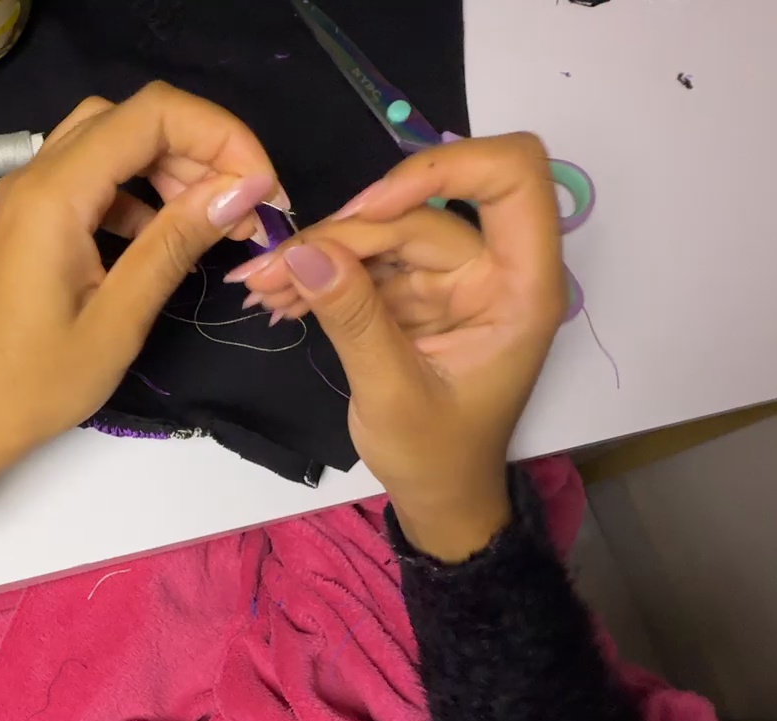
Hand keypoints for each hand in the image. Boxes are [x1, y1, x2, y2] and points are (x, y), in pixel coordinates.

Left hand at [0, 83, 283, 492]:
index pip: (150, 116)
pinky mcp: (26, 225)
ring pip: (107, 148)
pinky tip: (161, 237)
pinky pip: (86, 184)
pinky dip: (132, 197)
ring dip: (165, 171)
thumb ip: (176, 244)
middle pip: (128, 121)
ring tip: (211, 221)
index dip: (219, 136)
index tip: (261, 187)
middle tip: (243, 207)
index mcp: (53, 196)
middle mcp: (33, 179)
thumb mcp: (118, 319)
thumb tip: (242, 188)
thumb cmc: (38, 384)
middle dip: (197, 150)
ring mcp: (24, 200)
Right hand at [231, 134, 567, 559]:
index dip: (440, 170)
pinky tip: (278, 300)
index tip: (365, 211)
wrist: (435, 495)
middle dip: (339, 239)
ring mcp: (446, 284)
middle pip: (415, 217)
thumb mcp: (392, 392)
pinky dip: (320, 281)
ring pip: (380, 240)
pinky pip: (363, 271)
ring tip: (259, 289)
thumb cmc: (435, 456)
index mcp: (518, 288)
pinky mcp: (411, 300)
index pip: (510, 177)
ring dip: (317, 259)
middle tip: (268, 271)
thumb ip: (353, 318)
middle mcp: (488, 272)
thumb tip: (303, 254)